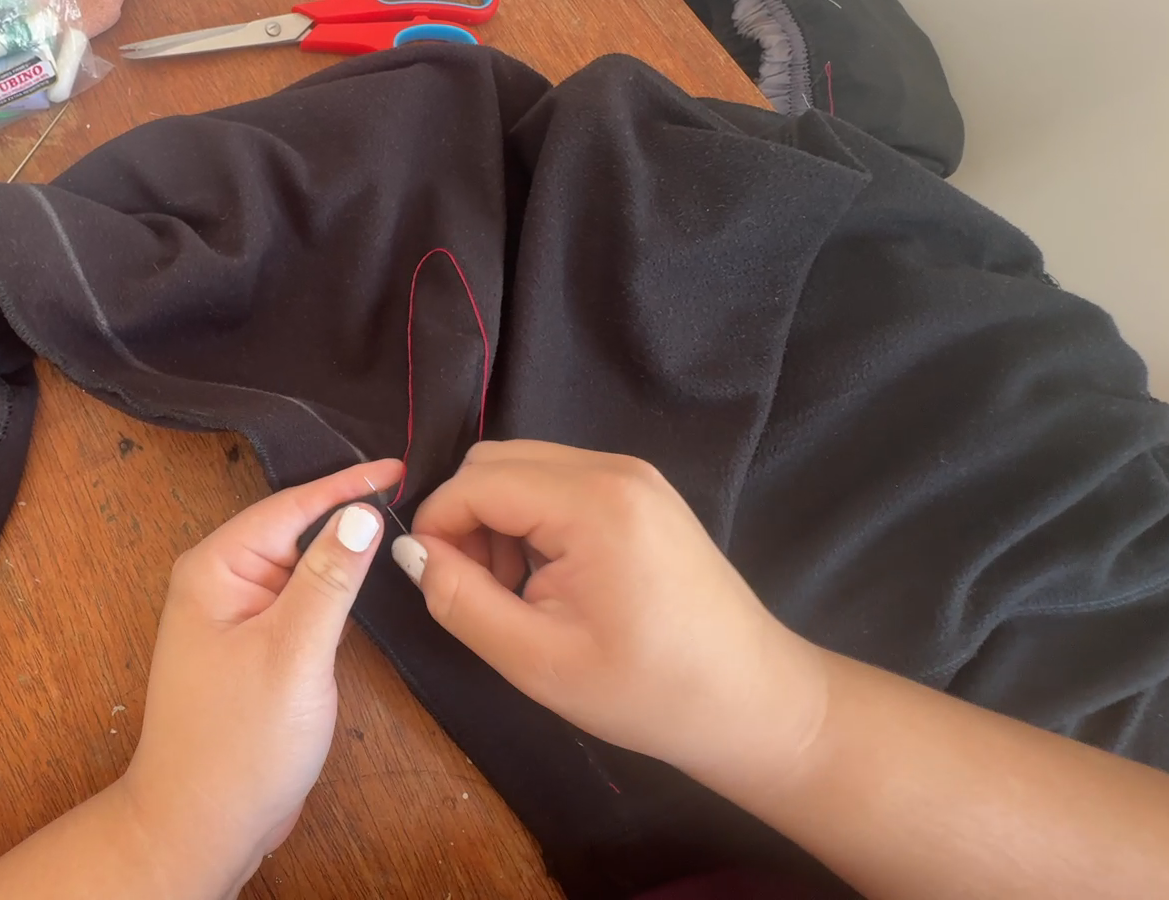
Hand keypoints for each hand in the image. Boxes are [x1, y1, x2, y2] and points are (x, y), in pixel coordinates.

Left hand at [119, 458, 402, 896]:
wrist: (203, 826)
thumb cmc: (240, 741)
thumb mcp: (292, 654)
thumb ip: (327, 580)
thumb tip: (360, 512)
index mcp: (216, 567)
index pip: (289, 507)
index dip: (345, 484)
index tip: (396, 466)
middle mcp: (222, 579)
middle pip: (294, 529)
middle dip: (346, 510)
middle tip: (408, 491)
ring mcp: (239, 612)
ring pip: (300, 563)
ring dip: (342, 548)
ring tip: (395, 520)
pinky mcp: (257, 641)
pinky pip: (299, 597)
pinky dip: (333, 584)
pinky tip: (362, 574)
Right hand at [394, 440, 826, 786]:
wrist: (760, 706)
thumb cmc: (649, 692)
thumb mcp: (536, 661)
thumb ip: (459, 599)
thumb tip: (409, 551)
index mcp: (590, 503)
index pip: (473, 483)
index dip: (437, 526)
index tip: (435, 581)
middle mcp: (609, 468)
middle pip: (492, 462)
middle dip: (464, 517)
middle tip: (478, 584)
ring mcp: (628, 473)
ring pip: (517, 467)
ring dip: (493, 517)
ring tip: (513, 585)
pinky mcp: (635, 488)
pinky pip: (550, 480)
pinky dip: (526, 516)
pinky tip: (545, 571)